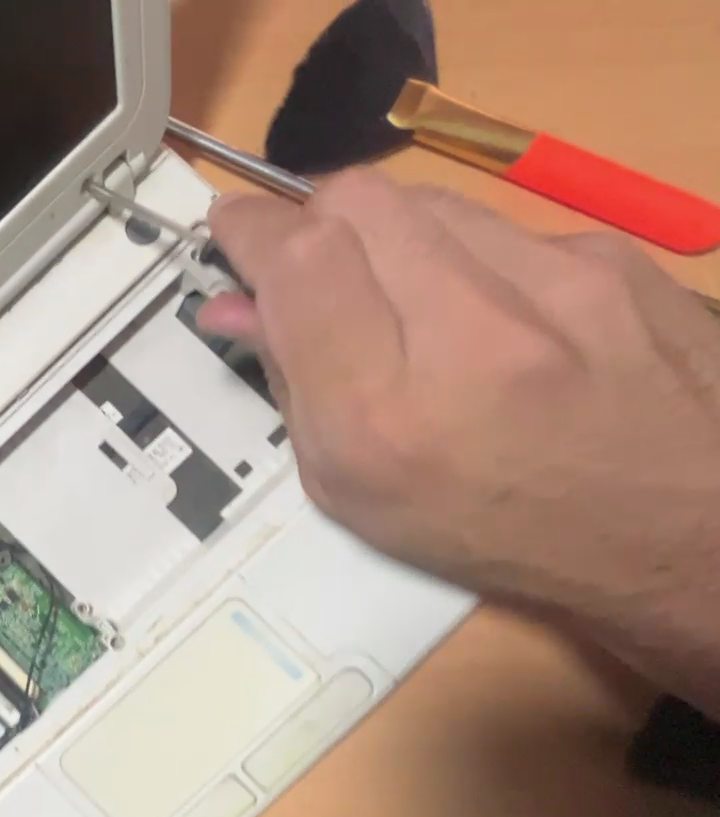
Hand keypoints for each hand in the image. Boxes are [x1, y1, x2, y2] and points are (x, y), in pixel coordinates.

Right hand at [200, 169, 719, 710]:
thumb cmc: (477, 525)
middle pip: (355, 203)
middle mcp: (466, 333)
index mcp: (380, 410)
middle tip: (296, 266)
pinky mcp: (612, 258)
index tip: (226, 225)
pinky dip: (448, 251)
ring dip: (372, 233)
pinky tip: (466, 306)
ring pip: (420, 201)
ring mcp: (555, 283)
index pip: (301, 263)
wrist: (675, 530)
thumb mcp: (345, 481)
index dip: (248, 228)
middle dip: (304, 220)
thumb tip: (230, 305)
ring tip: (380, 293)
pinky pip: (491, 224)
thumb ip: (286, 382)